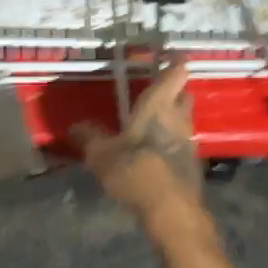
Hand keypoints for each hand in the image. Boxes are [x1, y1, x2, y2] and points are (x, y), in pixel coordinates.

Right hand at [70, 63, 201, 219]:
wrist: (172, 212)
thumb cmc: (136, 170)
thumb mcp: (101, 154)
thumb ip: (89, 137)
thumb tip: (75, 126)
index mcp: (159, 104)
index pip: (176, 73)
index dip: (174, 62)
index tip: (169, 55)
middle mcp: (178, 117)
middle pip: (183, 95)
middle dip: (174, 91)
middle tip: (156, 92)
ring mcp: (189, 142)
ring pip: (183, 121)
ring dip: (173, 119)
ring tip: (152, 124)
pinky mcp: (192, 166)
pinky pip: (182, 145)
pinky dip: (172, 144)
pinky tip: (156, 154)